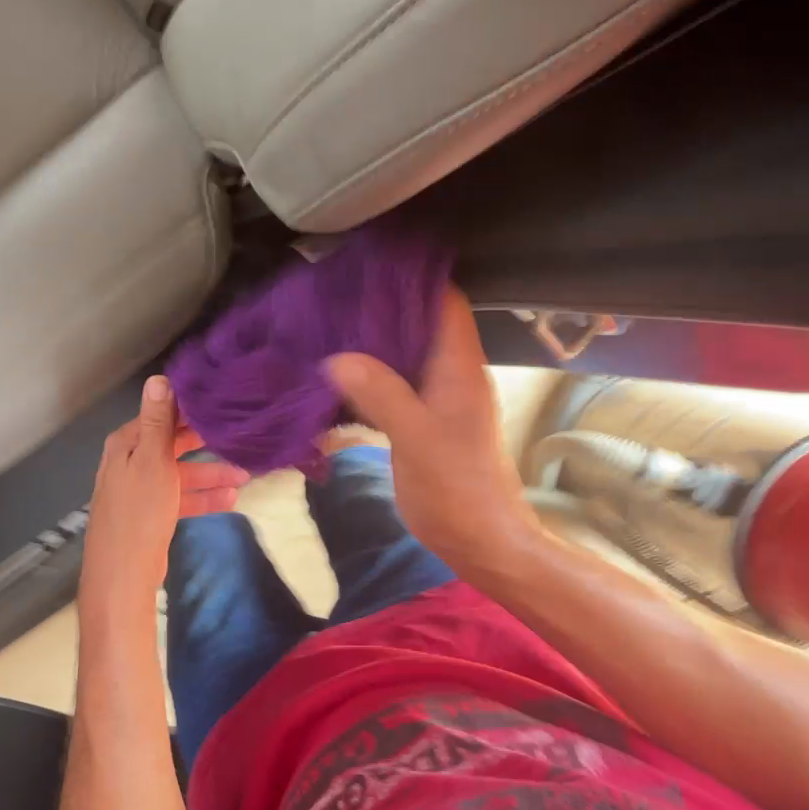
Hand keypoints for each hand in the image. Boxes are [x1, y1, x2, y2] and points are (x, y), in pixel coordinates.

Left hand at [81, 375, 247, 612]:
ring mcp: (141, 490)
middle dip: (205, 443)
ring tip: (245, 475)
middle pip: (173, 444)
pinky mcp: (152, 515)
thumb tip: (158, 378)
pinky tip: (230, 499)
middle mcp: (130, 462)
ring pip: (181, 473)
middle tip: (239, 436)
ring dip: (211, 473)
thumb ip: (158, 421)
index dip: (189, 410)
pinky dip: (203, 497)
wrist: (123, 572)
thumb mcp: (152, 460)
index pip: (161, 416)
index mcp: (126, 444)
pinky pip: (181, 498)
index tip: (221, 405)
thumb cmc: (139, 510)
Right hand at [324, 289, 544, 586]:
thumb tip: (336, 357)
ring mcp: (439, 398)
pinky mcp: (425, 421)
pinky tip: (337, 376)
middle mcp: (452, 374)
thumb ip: (380, 393)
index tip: (367, 267)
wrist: (481, 542)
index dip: (412, 278)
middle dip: (381, 307)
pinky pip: (397, 383)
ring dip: (373, 341)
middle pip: (421, 322)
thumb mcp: (416, 438)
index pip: (445, 301)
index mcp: (459, 367)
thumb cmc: (457, 489)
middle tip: (333, 296)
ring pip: (406, 353)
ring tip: (327, 327)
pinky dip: (370, 374)